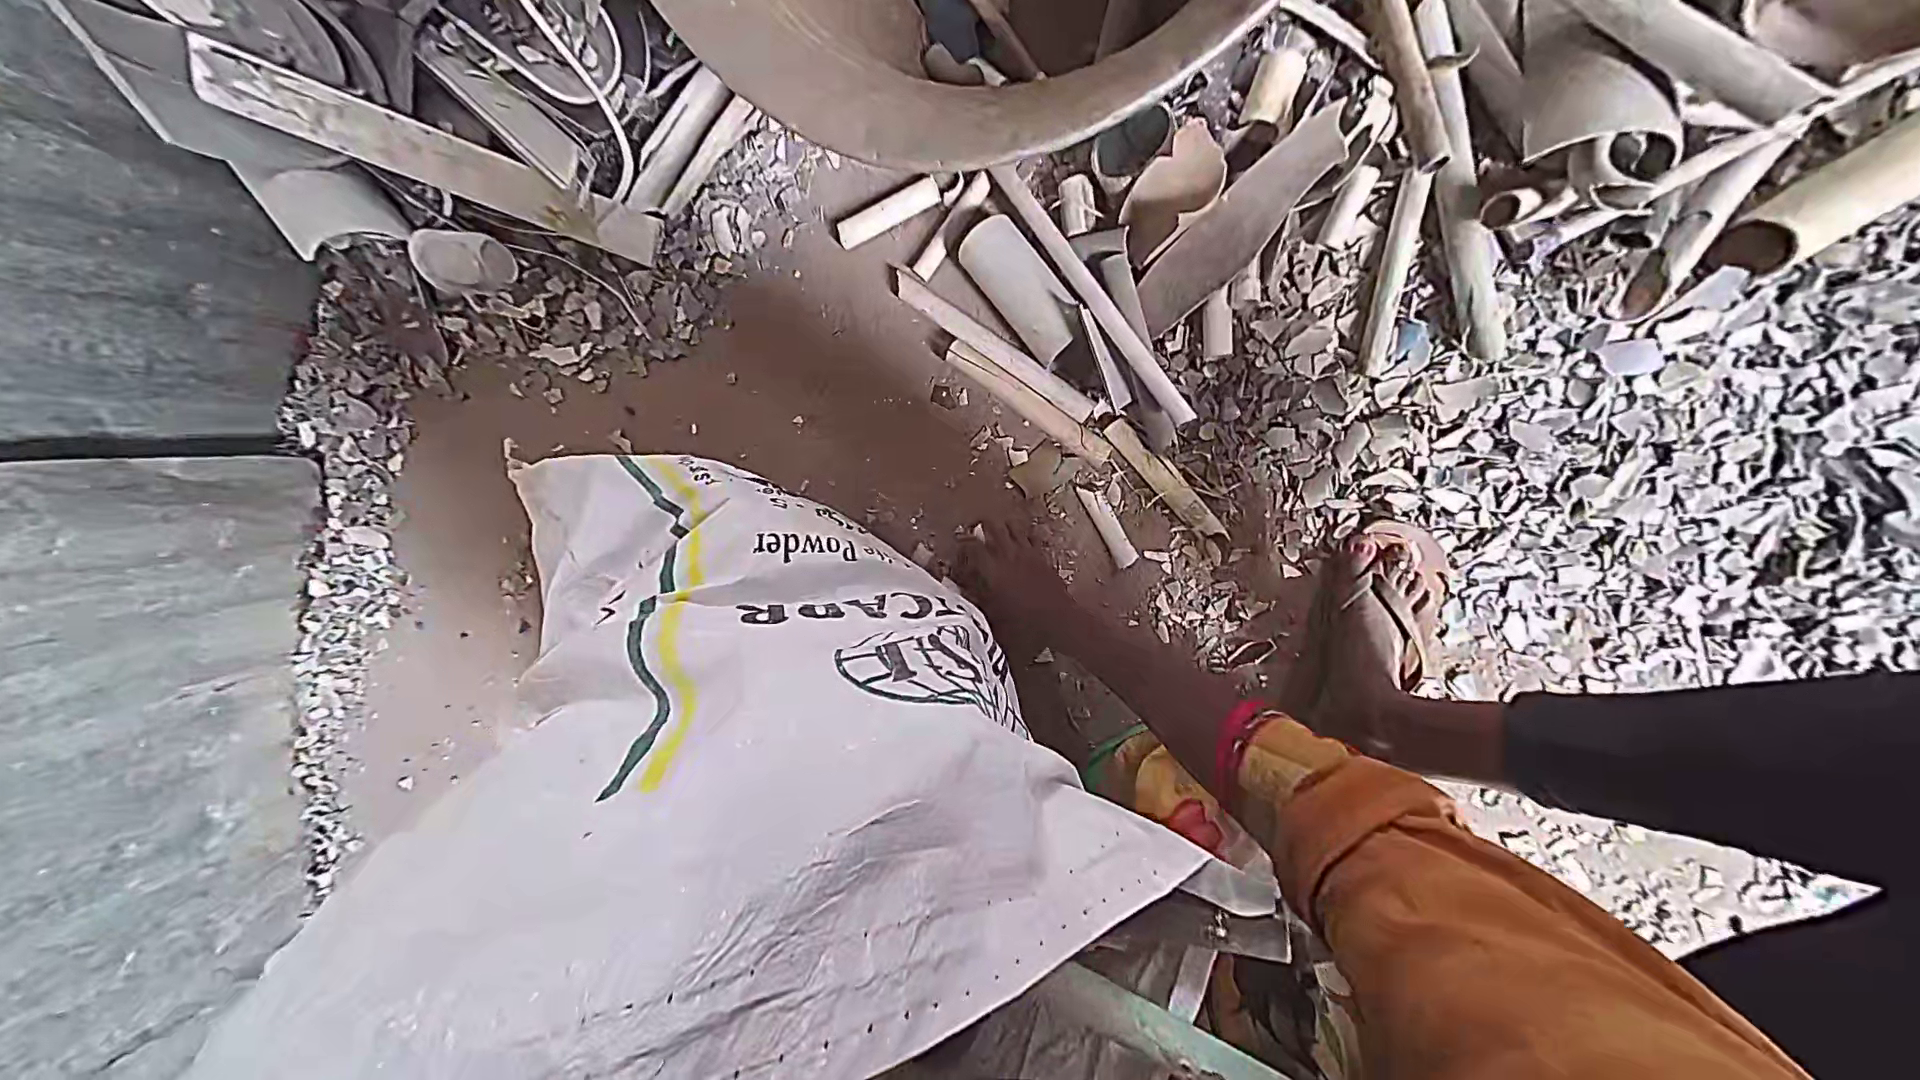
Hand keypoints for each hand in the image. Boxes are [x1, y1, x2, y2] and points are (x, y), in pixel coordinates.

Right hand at [954, 519, 1086, 659]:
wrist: (1058, 623)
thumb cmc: (1022, 625)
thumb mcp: (991, 617)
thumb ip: (974, 598)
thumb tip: (960, 587)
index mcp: (991, 568)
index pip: (970, 545)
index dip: (962, 546)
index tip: (959, 553)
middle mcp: (1008, 553)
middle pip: (991, 525)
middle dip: (980, 527)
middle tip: (976, 536)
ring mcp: (1028, 552)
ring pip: (1012, 525)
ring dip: (1002, 528)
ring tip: (997, 537)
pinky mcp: (1043, 556)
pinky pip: (1032, 535)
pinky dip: (1024, 535)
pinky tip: (1021, 544)